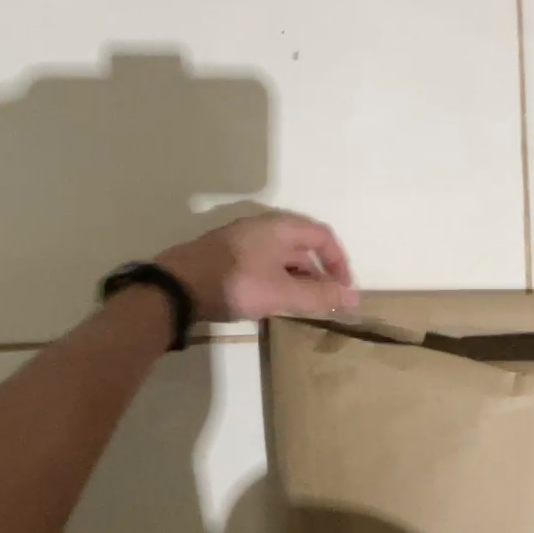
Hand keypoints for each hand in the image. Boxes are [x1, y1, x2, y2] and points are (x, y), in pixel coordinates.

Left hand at [153, 212, 358, 321]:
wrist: (178, 287)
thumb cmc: (236, 284)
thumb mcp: (282, 293)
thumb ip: (319, 295)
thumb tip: (355, 298)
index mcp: (280, 227)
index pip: (322, 236)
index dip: (339, 261)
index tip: (344, 288)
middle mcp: (262, 227)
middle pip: (301, 246)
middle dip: (318, 273)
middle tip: (324, 301)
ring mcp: (242, 240)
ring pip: (280, 257)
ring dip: (297, 279)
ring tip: (300, 305)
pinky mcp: (226, 256)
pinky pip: (262, 264)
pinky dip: (276, 280)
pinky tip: (271, 301)